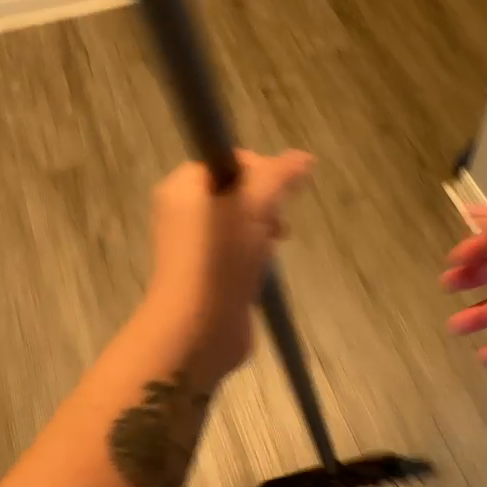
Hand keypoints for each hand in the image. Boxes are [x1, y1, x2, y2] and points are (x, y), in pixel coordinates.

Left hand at [143, 149, 314, 385]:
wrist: (198, 329)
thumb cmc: (220, 257)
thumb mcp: (254, 204)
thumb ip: (279, 175)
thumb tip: (305, 158)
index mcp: (182, 187)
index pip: (227, 159)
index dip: (259, 169)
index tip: (278, 190)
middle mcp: (183, 212)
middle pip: (237, 191)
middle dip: (265, 203)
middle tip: (274, 223)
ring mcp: (194, 245)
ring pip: (241, 222)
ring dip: (263, 230)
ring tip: (270, 248)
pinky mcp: (207, 273)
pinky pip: (238, 252)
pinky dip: (255, 255)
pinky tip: (262, 268)